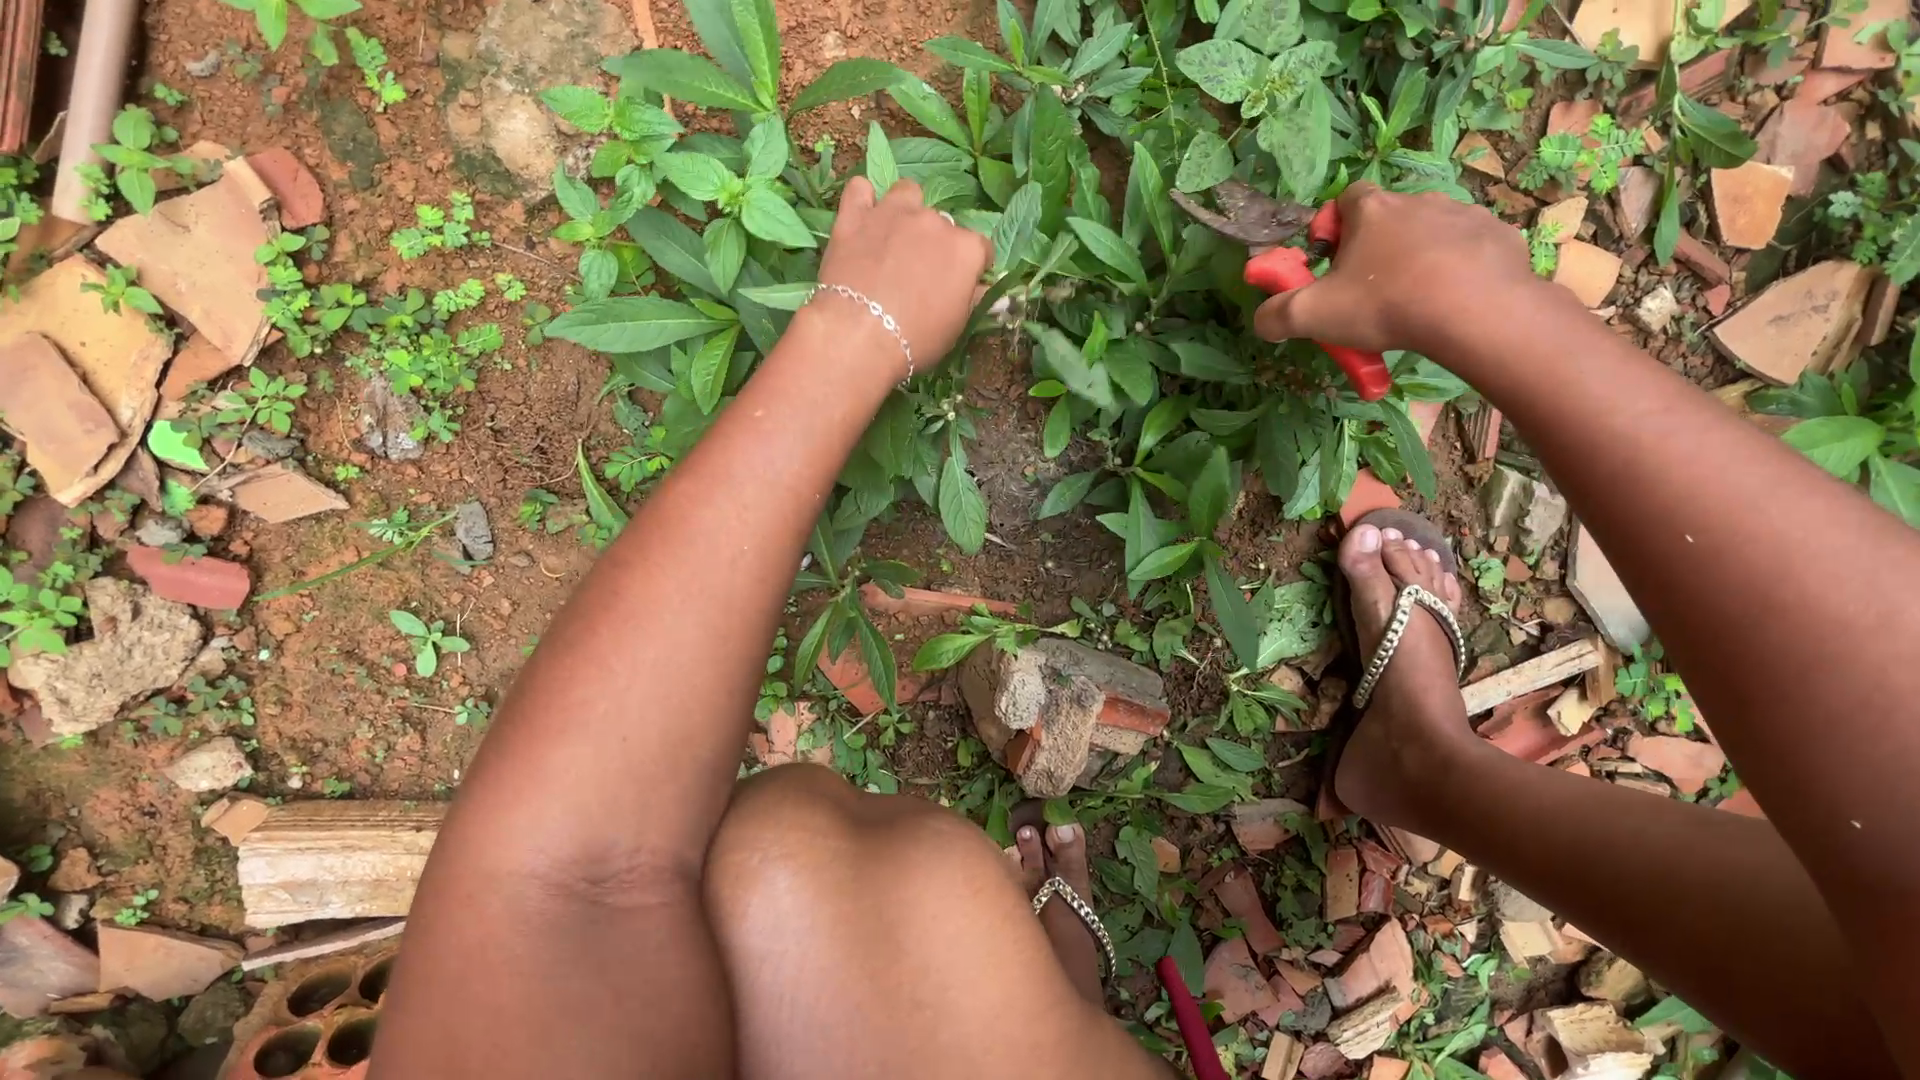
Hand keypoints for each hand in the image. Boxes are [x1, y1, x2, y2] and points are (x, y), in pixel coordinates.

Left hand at [812, 177, 992, 375]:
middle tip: (920, 273)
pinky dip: (863, 199)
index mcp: (965, 249)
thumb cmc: (916, 339)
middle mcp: (934, 221)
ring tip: (896, 235)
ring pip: (908, 192)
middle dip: (936, 243)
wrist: (858, 335)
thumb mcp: (956, 327)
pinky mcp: (855, 216)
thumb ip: (972, 299)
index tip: (961, 284)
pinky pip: (860, 189)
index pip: (981, 248)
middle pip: (943, 224)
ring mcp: (893, 213)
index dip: (973, 267)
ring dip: (907, 209)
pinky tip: (862, 217)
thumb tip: (983, 288)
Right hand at [1252, 182, 1557, 358]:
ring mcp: (1463, 216)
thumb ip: (1276, 316)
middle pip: (1388, 218)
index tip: (1330, 262)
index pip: (1347, 198)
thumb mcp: (1312, 316)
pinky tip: (1451, 304)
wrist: (1475, 311)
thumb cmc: (1384, 303)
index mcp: (1372, 211)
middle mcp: (1418, 201)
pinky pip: (1469, 250)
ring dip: (1417, 259)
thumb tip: (1261, 320)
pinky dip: (1457, 271)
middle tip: (1368, 293)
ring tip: (1413, 303)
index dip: (1333, 227)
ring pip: (1430, 234)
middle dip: (1375, 250)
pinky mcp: (1498, 236)